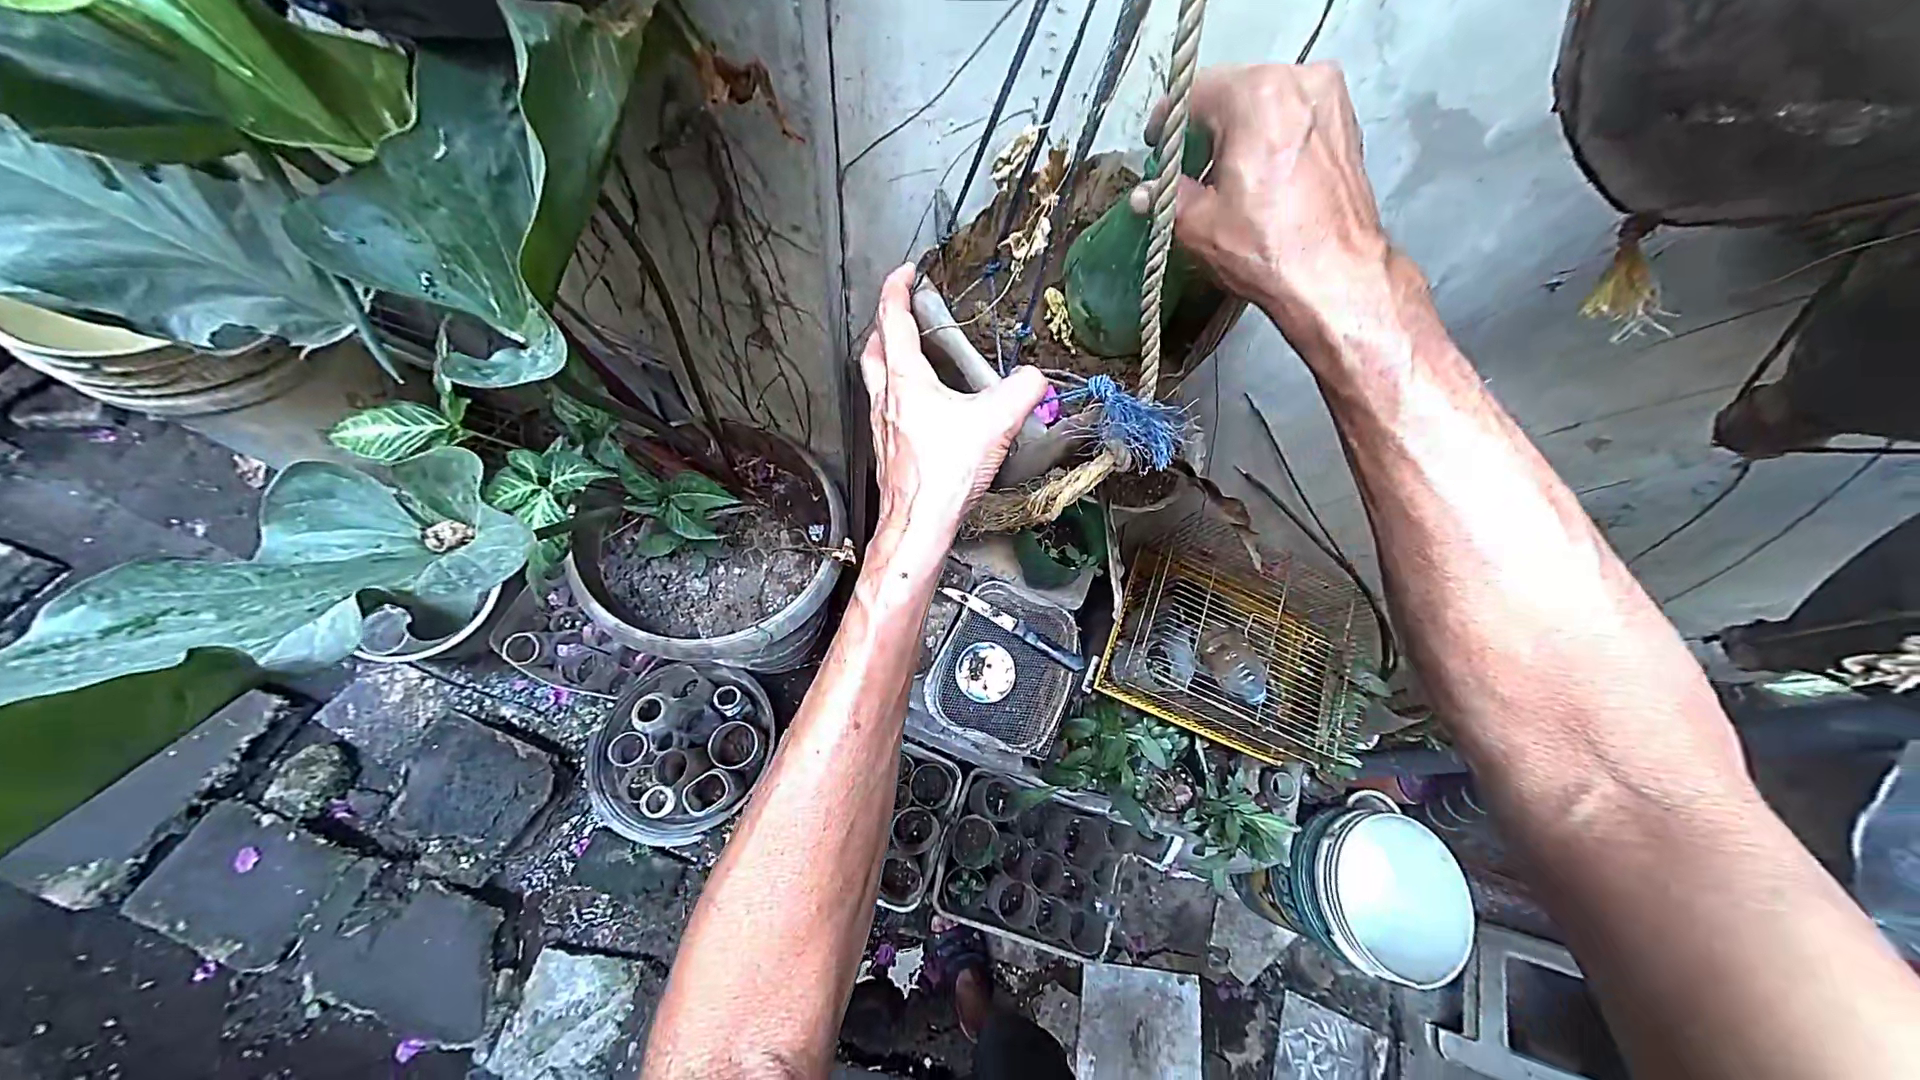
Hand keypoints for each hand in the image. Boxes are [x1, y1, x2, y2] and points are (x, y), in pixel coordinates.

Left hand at [860, 265, 1047, 554]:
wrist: (919, 524)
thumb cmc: (942, 477)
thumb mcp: (994, 423)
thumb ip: (1022, 391)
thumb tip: (1035, 379)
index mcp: (906, 382)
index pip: (892, 320)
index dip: (897, 289)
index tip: (906, 273)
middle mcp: (887, 401)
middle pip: (873, 350)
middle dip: (884, 326)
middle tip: (900, 316)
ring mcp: (884, 428)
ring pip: (876, 382)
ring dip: (888, 363)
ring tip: (911, 359)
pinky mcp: (890, 452)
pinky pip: (888, 412)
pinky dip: (899, 398)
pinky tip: (922, 412)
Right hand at [1134, 64, 1399, 365]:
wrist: (1333, 274)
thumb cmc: (1271, 248)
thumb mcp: (1197, 224)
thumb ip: (1166, 197)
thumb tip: (1146, 193)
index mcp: (1257, 96)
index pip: (1195, 92)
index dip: (1168, 123)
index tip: (1157, 148)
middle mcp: (1300, 82)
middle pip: (1232, 93)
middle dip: (1204, 131)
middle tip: (1185, 172)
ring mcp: (1329, 100)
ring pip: (1263, 104)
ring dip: (1236, 136)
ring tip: (1222, 182)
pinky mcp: (1344, 124)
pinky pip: (1292, 118)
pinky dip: (1268, 140)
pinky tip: (1256, 181)